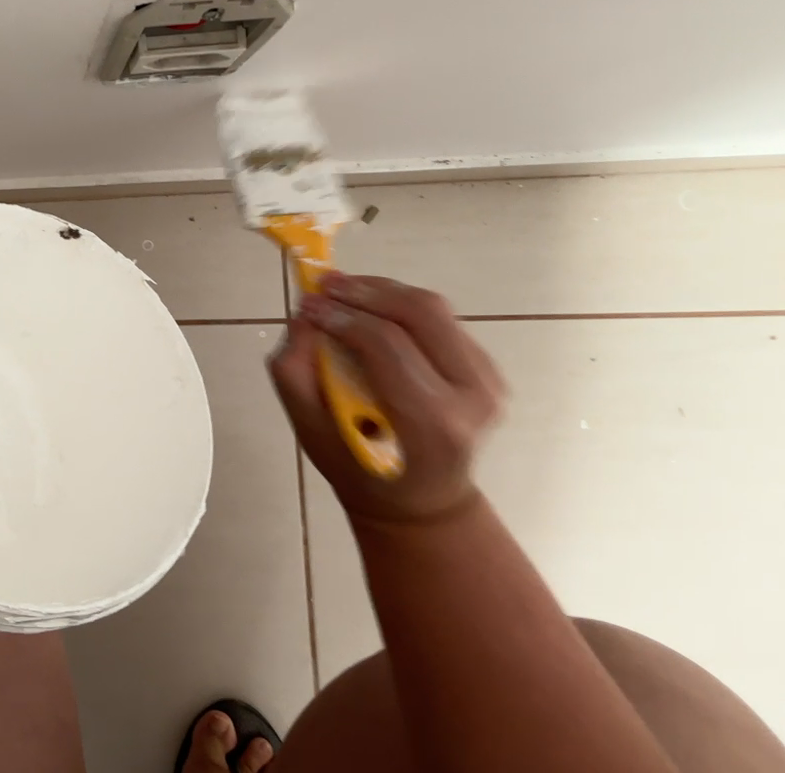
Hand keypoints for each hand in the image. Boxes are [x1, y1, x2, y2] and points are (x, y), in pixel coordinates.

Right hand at [270, 273, 505, 524]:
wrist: (421, 501)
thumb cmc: (358, 470)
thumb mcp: (310, 431)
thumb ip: (295, 373)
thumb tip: (303, 317)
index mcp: (431, 420)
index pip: (387, 345)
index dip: (342, 316)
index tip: (306, 305)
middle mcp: (472, 396)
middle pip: (421, 314)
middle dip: (366, 291)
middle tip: (324, 283)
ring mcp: (488, 382)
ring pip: (434, 310)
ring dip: (383, 291)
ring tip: (343, 288)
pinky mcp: (488, 370)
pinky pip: (441, 322)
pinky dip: (399, 305)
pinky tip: (369, 308)